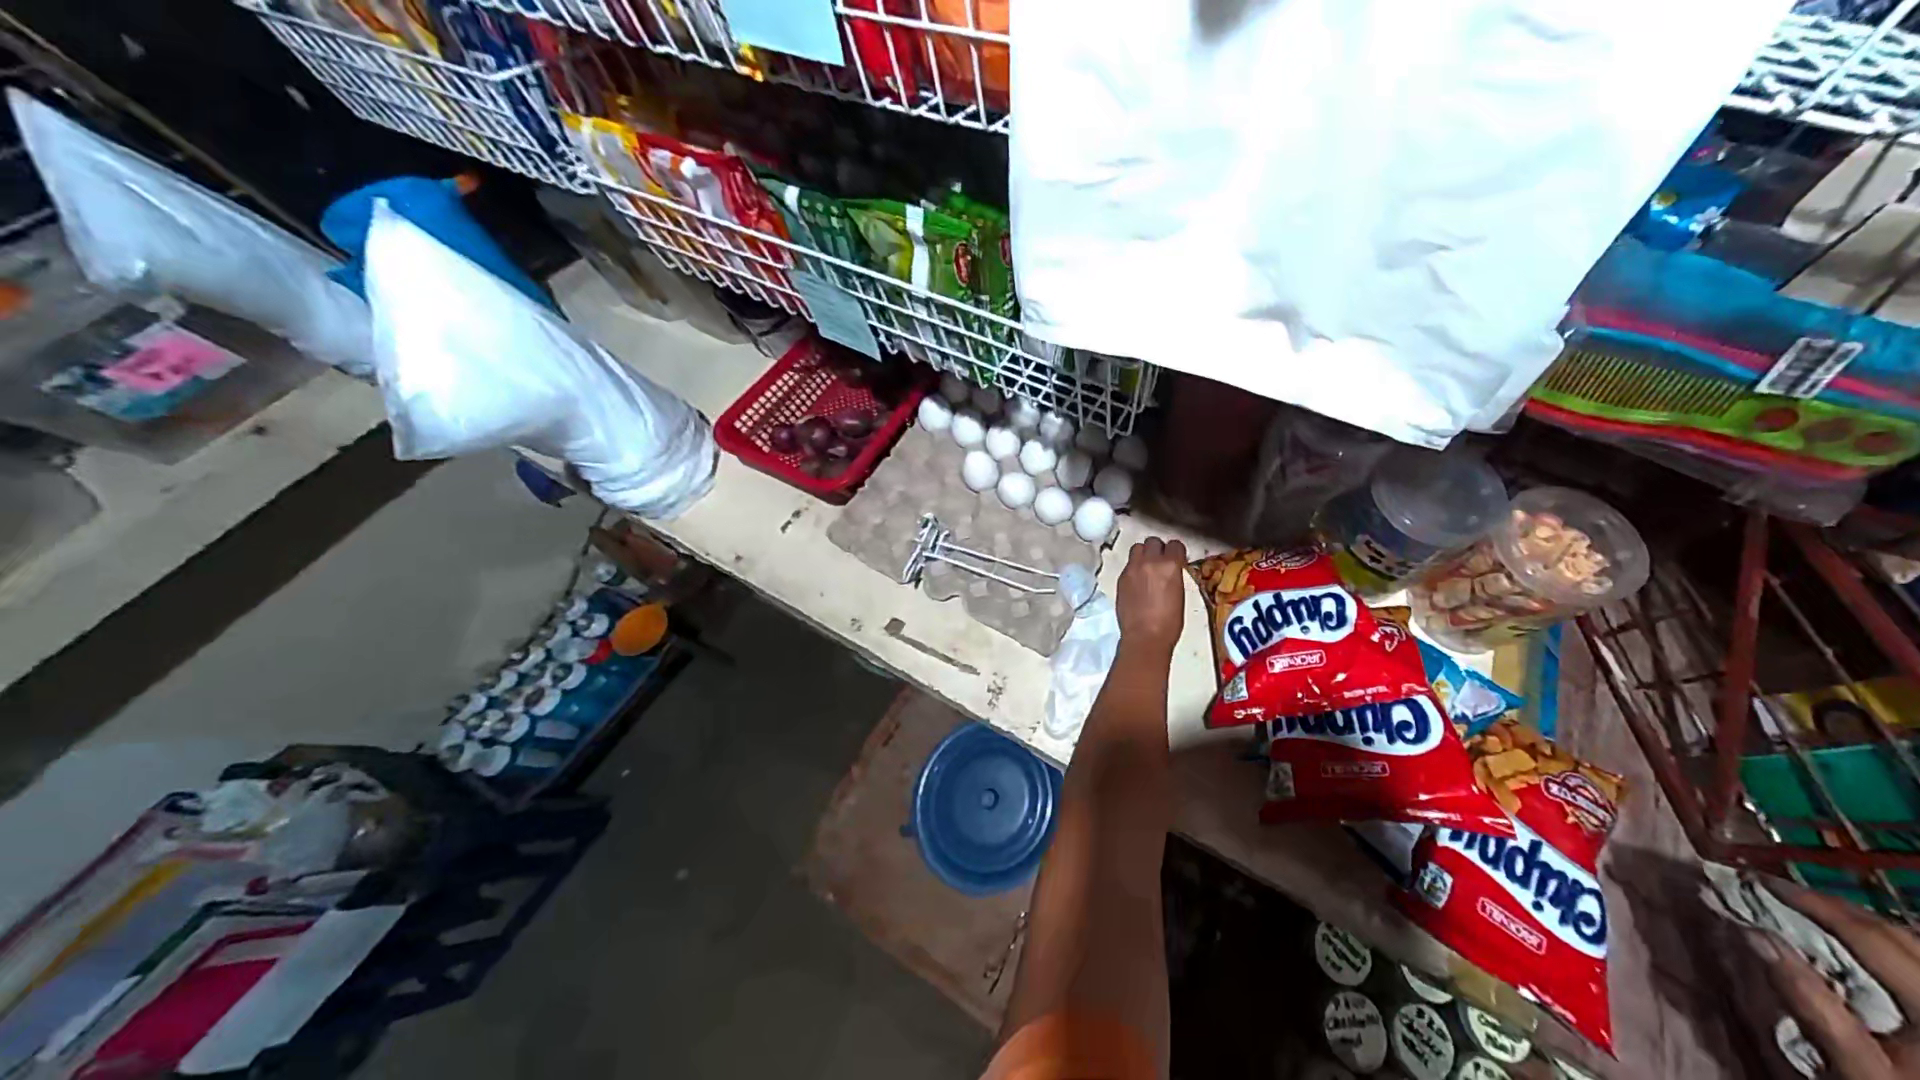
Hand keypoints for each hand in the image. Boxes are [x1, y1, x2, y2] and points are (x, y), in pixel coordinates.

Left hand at [1116, 537, 1188, 655]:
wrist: (1145, 636)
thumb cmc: (1169, 622)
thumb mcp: (1179, 593)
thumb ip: (1173, 575)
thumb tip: (1169, 571)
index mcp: (1170, 566)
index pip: (1174, 544)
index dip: (1176, 551)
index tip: (1177, 558)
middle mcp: (1149, 562)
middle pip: (1153, 542)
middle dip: (1158, 549)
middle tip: (1160, 561)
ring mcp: (1132, 569)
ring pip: (1137, 548)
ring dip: (1143, 554)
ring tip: (1146, 567)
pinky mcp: (1121, 578)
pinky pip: (1128, 564)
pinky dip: (1134, 568)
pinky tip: (1137, 582)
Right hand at [1749, 880, 1919, 1079]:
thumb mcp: (1856, 1067)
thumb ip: (1811, 1005)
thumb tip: (1754, 935)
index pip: (1868, 936)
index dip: (1812, 903)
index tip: (1758, 880)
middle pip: (1894, 933)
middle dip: (1830, 906)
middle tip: (1774, 889)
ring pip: (1911, 941)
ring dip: (1855, 920)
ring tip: (1807, 909)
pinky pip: (1918, 957)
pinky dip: (1879, 940)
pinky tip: (1853, 941)